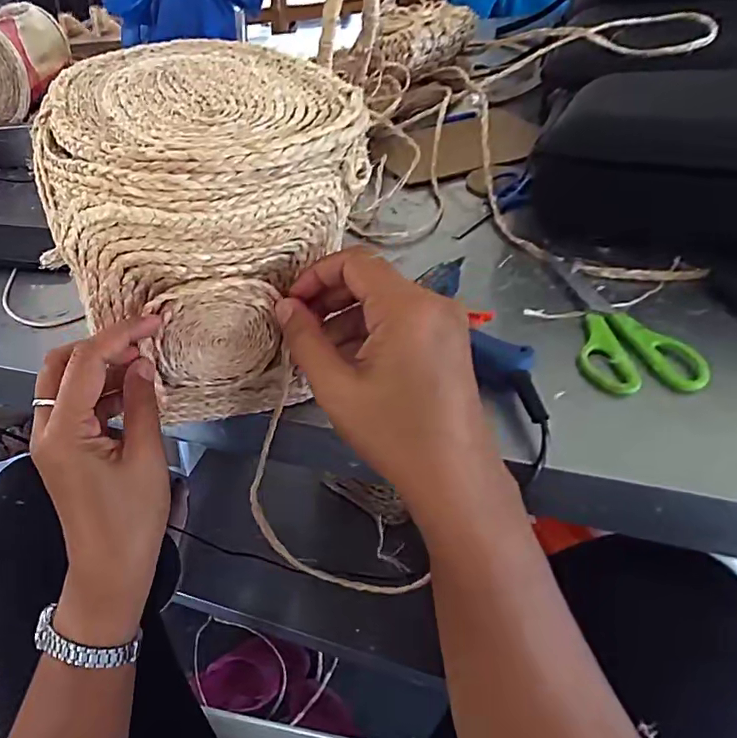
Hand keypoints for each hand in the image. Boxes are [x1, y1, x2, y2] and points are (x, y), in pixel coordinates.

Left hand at [30, 315, 168, 647]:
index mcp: (63, 432)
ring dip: (101, 368)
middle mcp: (45, 430)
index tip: (152, 321)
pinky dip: (99, 392)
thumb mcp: (146, 457)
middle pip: (61, 364)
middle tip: (142, 342)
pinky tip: (130, 392)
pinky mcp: (60, 450)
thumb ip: (141, 403)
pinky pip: (73, 406)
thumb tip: (141, 363)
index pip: (85, 362)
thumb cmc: (131, 523)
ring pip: (65, 383)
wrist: (109, 572)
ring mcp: (48, 441)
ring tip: (143, 366)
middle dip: (101, 346)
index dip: (120, 335)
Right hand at [274, 249, 501, 506]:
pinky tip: (350, 362)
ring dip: (347, 317)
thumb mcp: (336, 386)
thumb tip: (283, 307)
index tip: (290, 304)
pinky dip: (371, 330)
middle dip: (329, 297)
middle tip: (298, 328)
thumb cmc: (392, 431)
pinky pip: (402, 320)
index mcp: (407, 306)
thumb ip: (304, 339)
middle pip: (371, 279)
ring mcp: (446, 322)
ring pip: (385, 301)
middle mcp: (433, 302)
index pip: (354, 262)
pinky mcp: (450, 341)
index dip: (315, 275)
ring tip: (320, 353)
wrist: (453, 475)